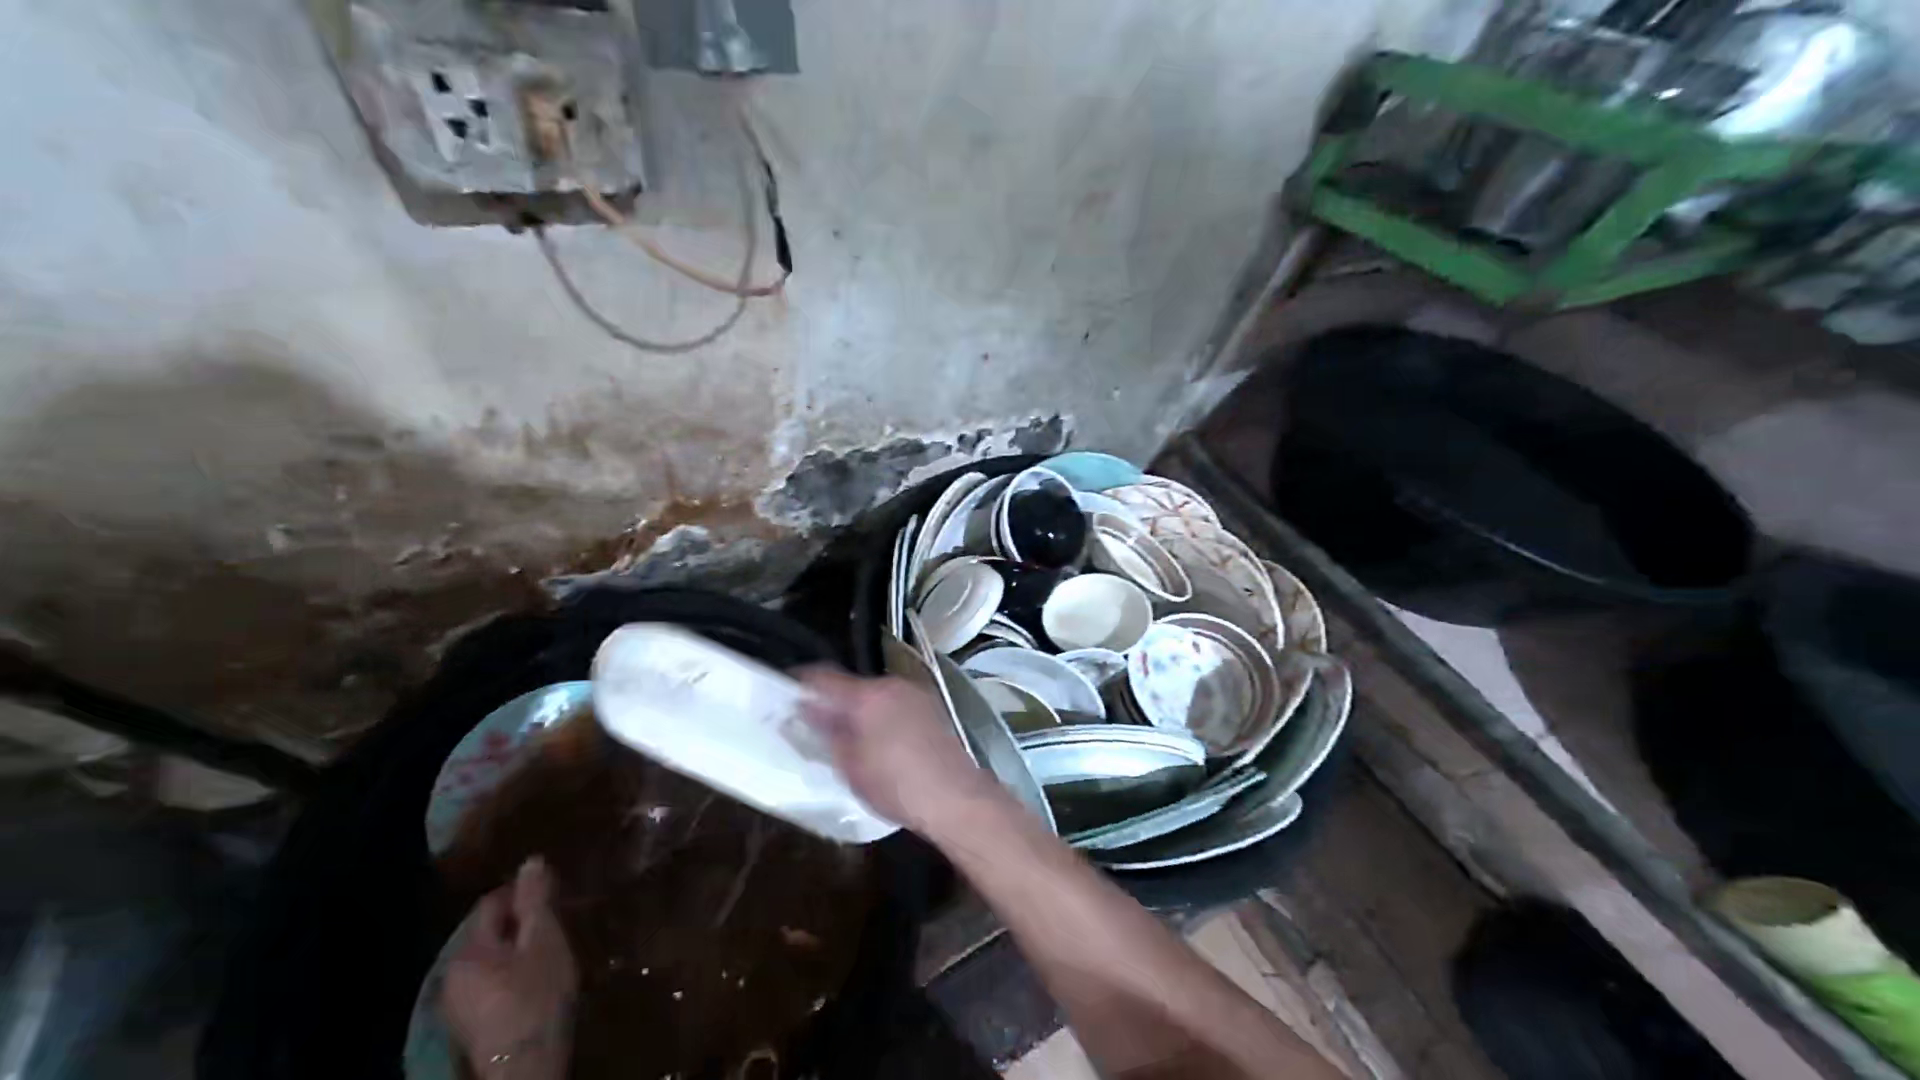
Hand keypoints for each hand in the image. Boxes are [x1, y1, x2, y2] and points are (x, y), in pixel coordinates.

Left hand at [443, 857, 577, 1079]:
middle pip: (487, 930)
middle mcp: (451, 972)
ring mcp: (455, 1002)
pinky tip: (533, 980)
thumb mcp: (545, 941)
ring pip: (488, 957)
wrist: (525, 1066)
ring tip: (548, 949)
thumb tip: (531, 861)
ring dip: (515, 947)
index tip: (554, 892)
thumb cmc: (538, 996)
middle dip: (520, 922)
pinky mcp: (466, 1022)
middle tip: (556, 922)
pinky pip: (487, 980)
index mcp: (468, 949)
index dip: (523, 891)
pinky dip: (509, 971)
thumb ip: (536, 901)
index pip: (491, 902)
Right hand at [799, 669, 1004, 834]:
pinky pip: (896, 703)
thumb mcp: (850, 767)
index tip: (789, 695)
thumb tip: (811, 712)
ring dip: (860, 710)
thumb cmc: (898, 787)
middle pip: (852, 686)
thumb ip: (827, 733)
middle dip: (834, 703)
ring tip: (851, 740)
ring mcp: (915, 693)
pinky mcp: (931, 706)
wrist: (956, 798)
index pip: (823, 677)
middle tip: (819, 727)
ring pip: (875, 695)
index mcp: (867, 696)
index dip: (802, 683)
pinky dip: (882, 715)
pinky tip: (882, 743)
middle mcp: (892, 685)